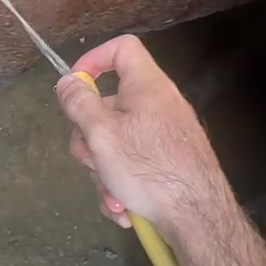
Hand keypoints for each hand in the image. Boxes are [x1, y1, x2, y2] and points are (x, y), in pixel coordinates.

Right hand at [53, 34, 233, 235]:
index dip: (92, 60)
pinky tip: (125, 207)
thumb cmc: (148, 168)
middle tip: (91, 160)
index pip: (121, 48)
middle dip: (90, 139)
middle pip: (108, 106)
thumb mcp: (101, 134)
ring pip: (116, 142)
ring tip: (112, 196)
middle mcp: (158, 104)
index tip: (74, 89)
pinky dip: (122, 184)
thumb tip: (67, 82)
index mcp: (146, 87)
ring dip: (104, 171)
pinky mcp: (169, 161)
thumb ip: (79, 103)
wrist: (198, 217)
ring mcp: (165, 134)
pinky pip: (132, 163)